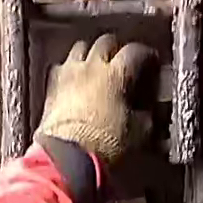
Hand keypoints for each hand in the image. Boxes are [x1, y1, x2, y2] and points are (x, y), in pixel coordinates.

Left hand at [35, 34, 156, 162]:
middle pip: (104, 42)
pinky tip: (76, 82)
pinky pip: (61, 69)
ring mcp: (67, 76)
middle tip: (123, 60)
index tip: (151, 61)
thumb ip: (146, 116)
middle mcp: (90, 68)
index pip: (135, 51)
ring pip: (79, 49)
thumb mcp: (138, 134)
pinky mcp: (51, 90)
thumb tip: (149, 113)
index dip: (146, 55)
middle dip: (116, 48)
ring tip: (98, 66)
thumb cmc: (104, 147)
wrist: (66, 160)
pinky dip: (71, 71)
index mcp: (116, 75)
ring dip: (90, 54)